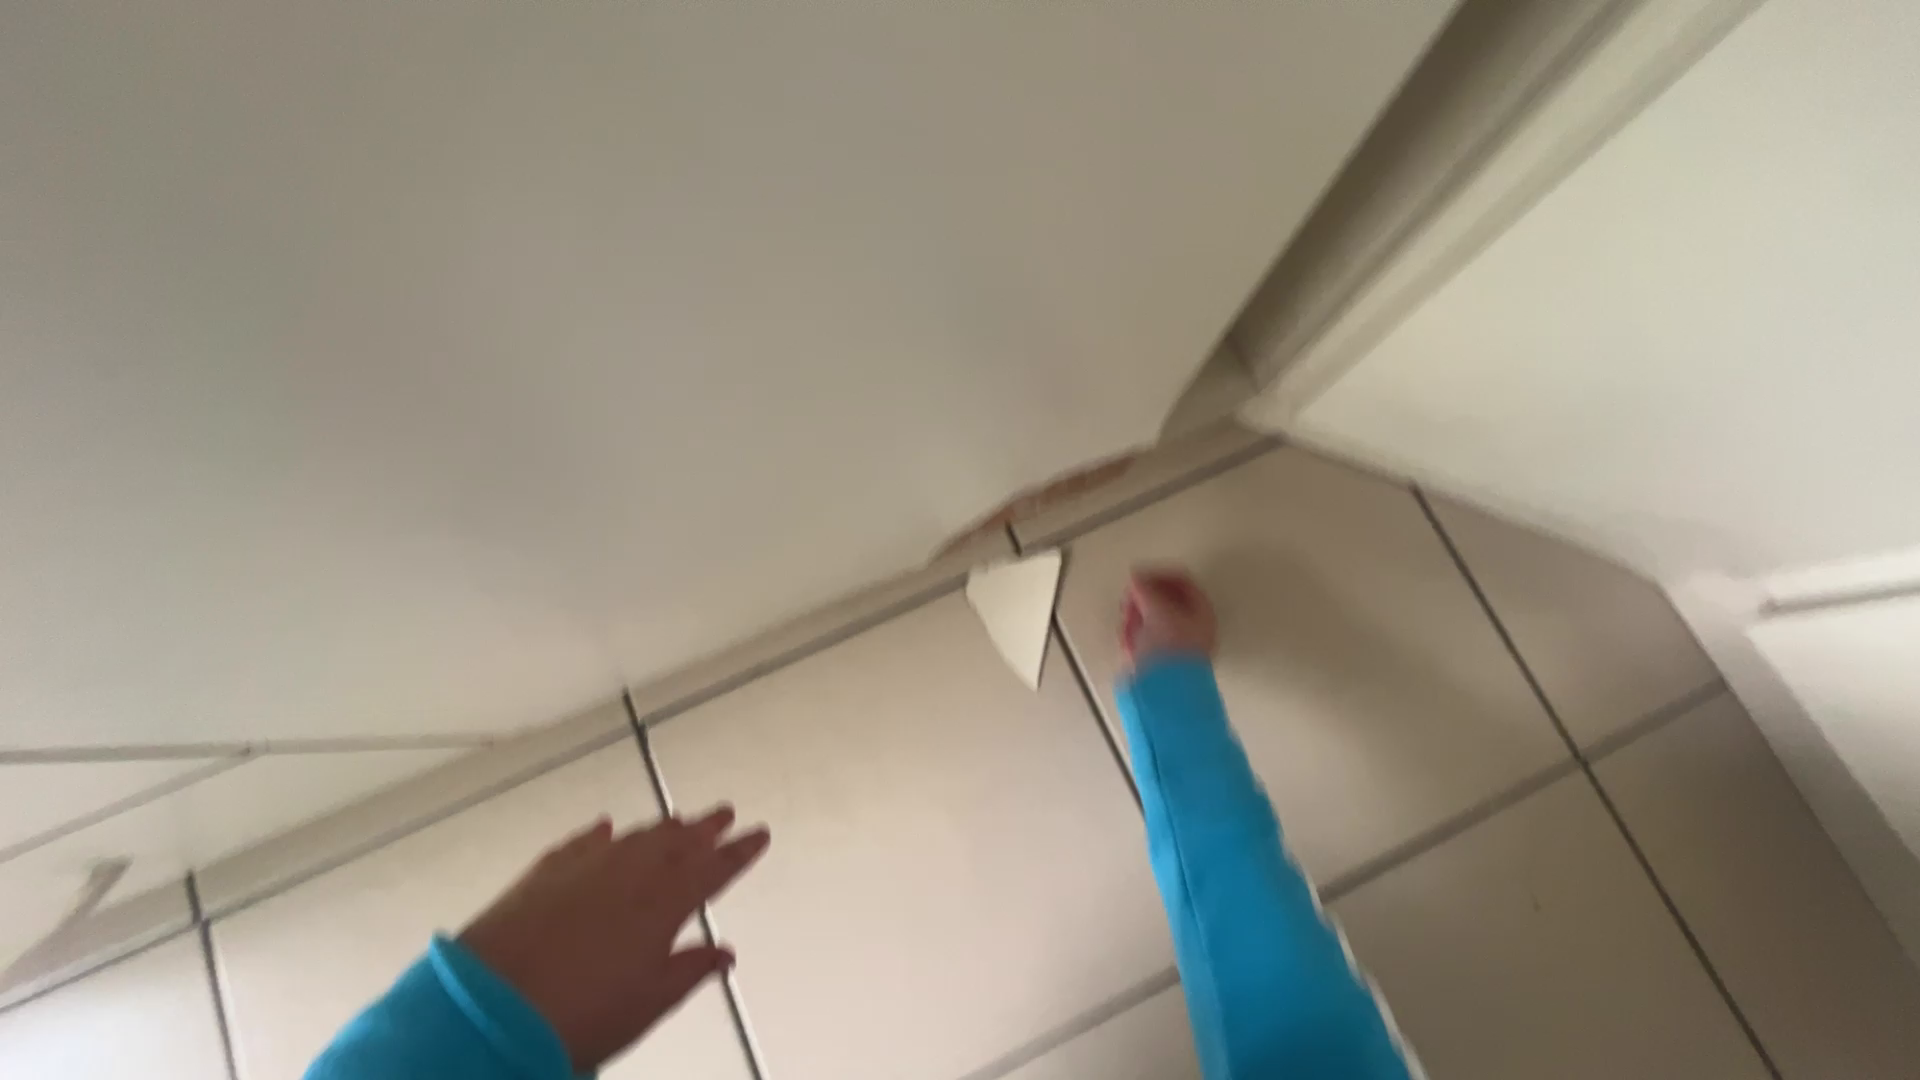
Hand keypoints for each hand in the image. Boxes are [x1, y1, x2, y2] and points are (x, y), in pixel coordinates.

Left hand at [458, 807, 770, 1073]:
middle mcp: (633, 872)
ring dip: (662, 828)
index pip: (715, 868)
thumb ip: (690, 971)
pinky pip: (583, 842)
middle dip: (706, 827)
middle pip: (679, 841)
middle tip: (725, 812)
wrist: (487, 1007)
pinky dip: (601, 834)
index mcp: (666, 902)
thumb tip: (726, 952)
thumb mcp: (647, 1004)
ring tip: (678, 821)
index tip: (760, 833)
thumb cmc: (582, 1014)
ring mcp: (589, 865)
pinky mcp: (546, 870)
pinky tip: (606, 827)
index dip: (740, 851)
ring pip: (637, 836)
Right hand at [1120, 566, 1217, 669]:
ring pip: (1153, 619)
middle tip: (1128, 602)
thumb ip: (1146, 588)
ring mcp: (1179, 643)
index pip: (1181, 580)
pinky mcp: (1164, 660)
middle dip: (1142, 599)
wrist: (1168, 689)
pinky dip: (1135, 637)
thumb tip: (1136, 577)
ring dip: (1135, 619)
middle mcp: (1194, 625)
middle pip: (1165, 599)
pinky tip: (1128, 644)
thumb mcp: (1157, 609)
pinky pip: (1147, 639)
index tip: (1137, 576)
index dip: (1157, 573)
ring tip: (1126, 627)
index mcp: (1201, 610)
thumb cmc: (1169, 646)